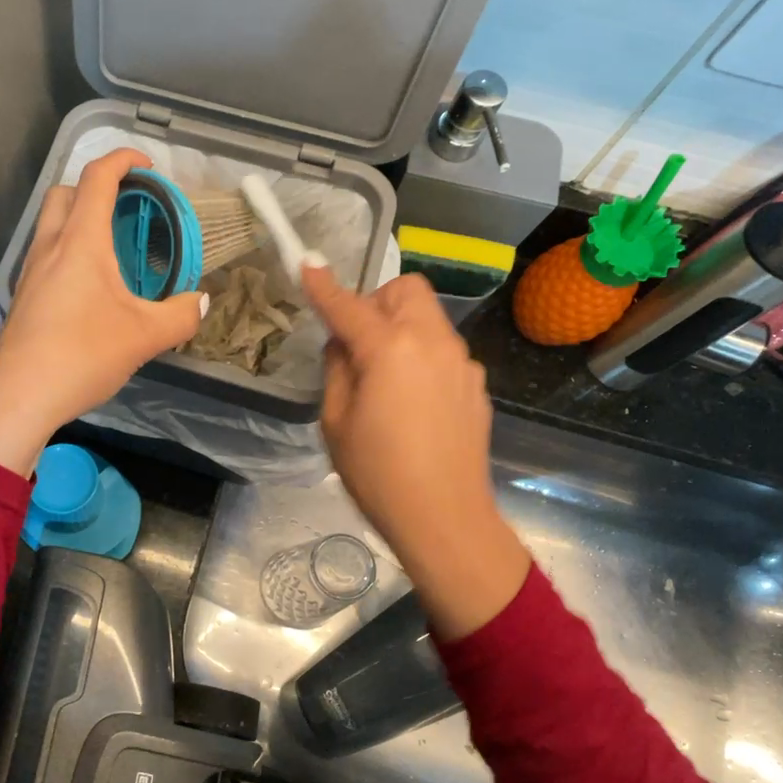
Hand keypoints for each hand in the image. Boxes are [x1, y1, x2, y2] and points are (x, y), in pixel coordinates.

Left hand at [0, 149, 208, 475]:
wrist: (18, 398)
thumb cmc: (82, 355)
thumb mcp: (145, 337)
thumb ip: (180, 316)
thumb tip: (201, 302)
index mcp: (81, 241)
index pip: (98, 177)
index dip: (123, 160)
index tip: (147, 167)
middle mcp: (50, 247)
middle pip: (65, 193)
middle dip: (95, 187)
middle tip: (126, 207)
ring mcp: (30, 273)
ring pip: (50, 225)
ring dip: (78, 220)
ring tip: (111, 249)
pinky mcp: (23, 299)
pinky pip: (45, 257)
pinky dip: (68, 252)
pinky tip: (88, 288)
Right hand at [303, 264, 530, 638]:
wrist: (445, 519)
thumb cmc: (378, 474)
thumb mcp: (336, 422)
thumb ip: (338, 369)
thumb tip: (343, 343)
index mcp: (391, 348)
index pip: (348, 305)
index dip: (323, 286)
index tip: (307, 264)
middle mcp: (432, 343)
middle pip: (405, 291)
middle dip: (377, 301)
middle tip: (355, 341)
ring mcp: (462, 363)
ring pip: (428, 320)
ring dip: (400, 329)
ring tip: (382, 378)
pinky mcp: (476, 386)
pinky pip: (442, 353)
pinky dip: (421, 358)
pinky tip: (411, 405)